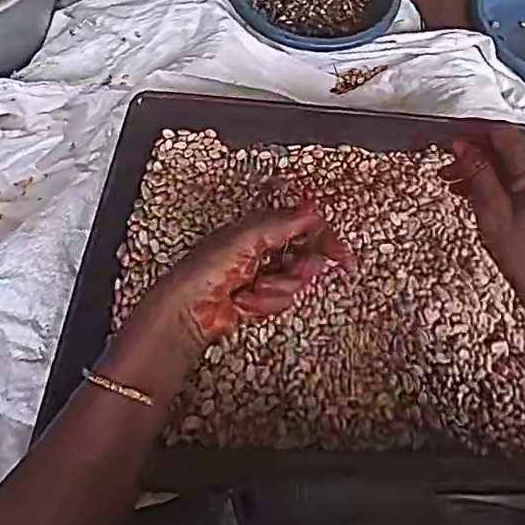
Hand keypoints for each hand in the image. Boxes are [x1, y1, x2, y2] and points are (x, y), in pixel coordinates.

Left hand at [137, 198, 352, 349]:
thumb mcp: (246, 238)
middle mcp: (264, 248)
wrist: (185, 313)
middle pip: (305, 256)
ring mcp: (263, 275)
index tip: (339, 255)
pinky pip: (281, 301)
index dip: (323, 238)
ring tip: (253, 290)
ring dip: (277, 289)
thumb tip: (312, 211)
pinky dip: (266, 304)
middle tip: (287, 273)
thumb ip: (282, 223)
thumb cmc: (204, 270)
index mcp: (260, 226)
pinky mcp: (260, 300)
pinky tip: (244, 303)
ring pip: (295, 282)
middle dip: (297, 269)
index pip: (303, 225)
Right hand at [443, 128, 524, 307]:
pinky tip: (471, 192)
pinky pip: (514, 177)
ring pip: (507, 162)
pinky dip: (492, 180)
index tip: (450, 137)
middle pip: (504, 147)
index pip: (501, 134)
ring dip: (479, 168)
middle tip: (447, 161)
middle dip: (473, 152)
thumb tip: (464, 147)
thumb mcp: (492, 211)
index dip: (472, 132)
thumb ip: (477, 173)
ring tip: (453, 180)